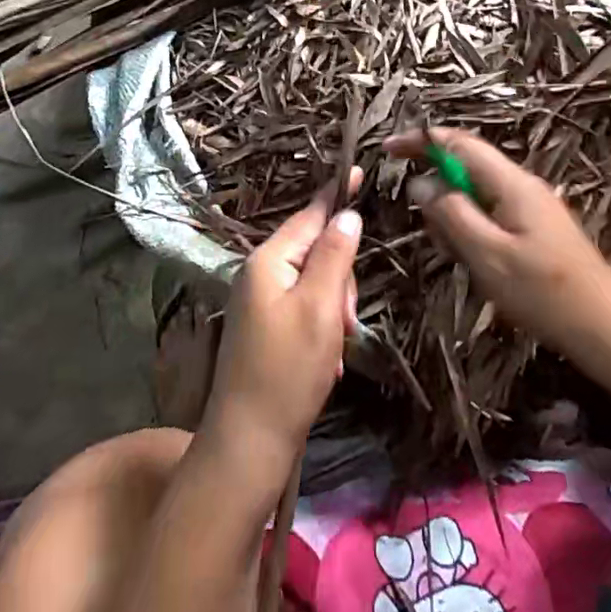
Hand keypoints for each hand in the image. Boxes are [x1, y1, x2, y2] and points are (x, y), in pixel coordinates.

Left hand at [202, 169, 363, 463]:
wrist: (250, 439)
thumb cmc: (288, 370)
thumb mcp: (320, 308)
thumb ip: (335, 257)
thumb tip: (347, 215)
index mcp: (267, 261)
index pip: (309, 216)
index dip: (337, 196)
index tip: (359, 171)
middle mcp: (260, 274)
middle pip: (316, 252)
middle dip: (341, 281)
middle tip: (346, 320)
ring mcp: (261, 302)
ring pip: (316, 284)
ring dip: (335, 309)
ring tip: (337, 347)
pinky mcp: (267, 327)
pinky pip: (306, 310)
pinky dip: (323, 329)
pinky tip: (327, 361)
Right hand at [383, 127, 610, 356]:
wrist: (605, 327)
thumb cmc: (544, 293)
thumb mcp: (487, 255)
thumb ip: (450, 214)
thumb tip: (421, 184)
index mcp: (511, 184)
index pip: (460, 144)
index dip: (422, 141)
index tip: (389, 149)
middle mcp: (522, 186)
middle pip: (465, 170)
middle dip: (440, 196)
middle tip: (439, 239)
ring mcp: (530, 207)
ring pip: (475, 196)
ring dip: (456, 221)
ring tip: (463, 260)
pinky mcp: (533, 228)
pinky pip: (490, 216)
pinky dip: (473, 233)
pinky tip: (480, 265)